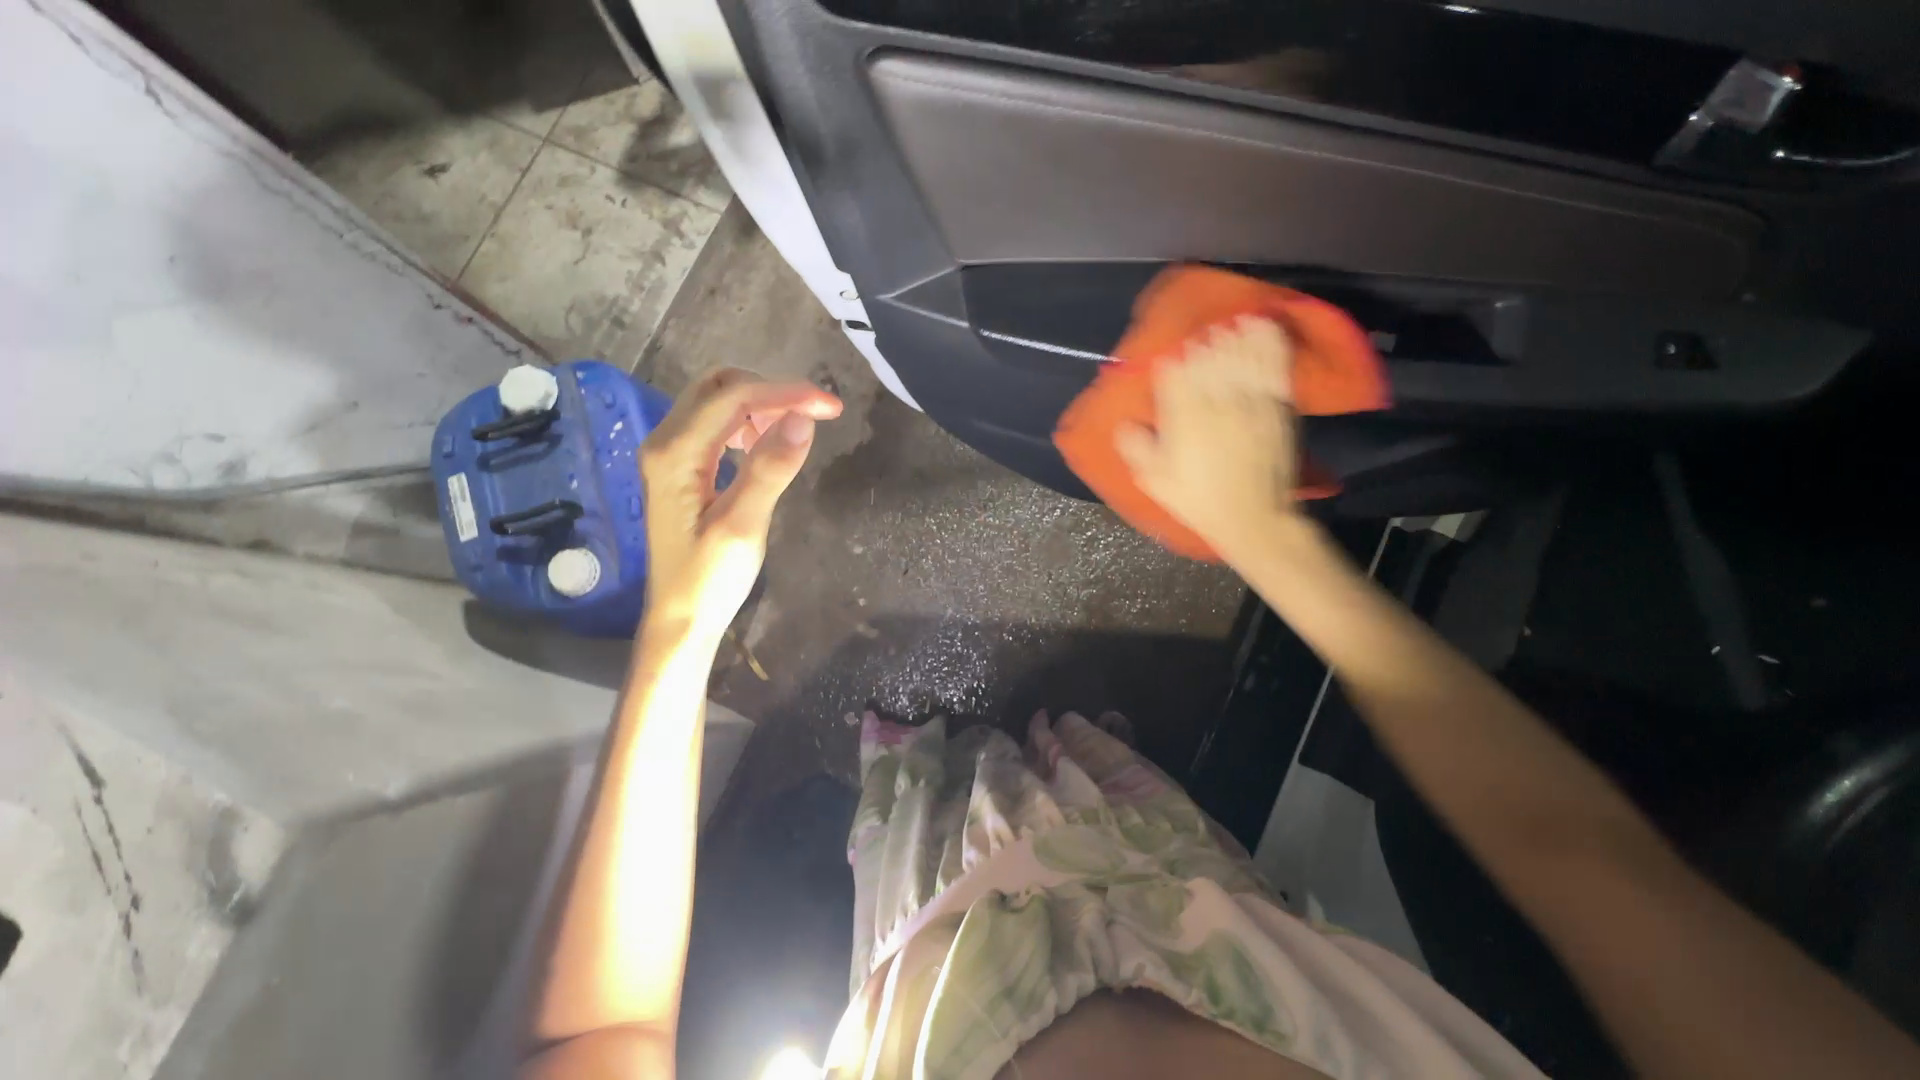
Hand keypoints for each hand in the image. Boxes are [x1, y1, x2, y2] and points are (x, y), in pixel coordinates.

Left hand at [639, 367, 841, 642]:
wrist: (679, 618)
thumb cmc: (709, 580)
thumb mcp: (743, 527)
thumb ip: (770, 470)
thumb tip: (804, 419)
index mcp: (675, 453)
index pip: (734, 397)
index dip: (786, 393)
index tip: (831, 408)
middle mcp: (665, 442)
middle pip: (719, 385)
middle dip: (771, 390)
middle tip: (815, 416)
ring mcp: (669, 454)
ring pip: (716, 401)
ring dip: (760, 404)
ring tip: (795, 431)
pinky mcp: (679, 467)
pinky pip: (714, 424)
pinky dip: (746, 421)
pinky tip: (767, 445)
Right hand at [1114, 316, 1302, 558]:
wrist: (1254, 518)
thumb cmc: (1200, 502)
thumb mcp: (1157, 482)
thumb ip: (1138, 450)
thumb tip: (1124, 424)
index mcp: (1183, 421)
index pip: (1176, 375)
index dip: (1176, 360)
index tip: (1175, 353)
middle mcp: (1215, 404)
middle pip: (1208, 359)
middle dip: (1206, 343)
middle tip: (1206, 333)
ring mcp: (1249, 401)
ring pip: (1239, 356)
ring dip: (1235, 336)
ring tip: (1232, 322)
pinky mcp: (1277, 404)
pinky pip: (1272, 364)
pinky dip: (1268, 342)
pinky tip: (1265, 325)